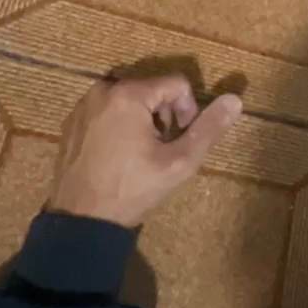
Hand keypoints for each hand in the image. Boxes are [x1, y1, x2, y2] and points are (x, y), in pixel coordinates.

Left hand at [46, 75, 242, 227]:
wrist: (80, 222)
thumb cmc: (132, 190)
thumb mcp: (178, 163)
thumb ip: (208, 129)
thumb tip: (235, 100)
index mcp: (128, 94)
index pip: (177, 84)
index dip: (188, 110)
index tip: (181, 140)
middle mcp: (103, 90)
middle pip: (152, 90)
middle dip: (164, 115)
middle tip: (162, 149)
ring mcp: (83, 105)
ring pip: (129, 99)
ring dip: (143, 119)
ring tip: (141, 153)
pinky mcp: (72, 121)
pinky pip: (107, 110)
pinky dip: (119, 124)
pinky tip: (118, 155)